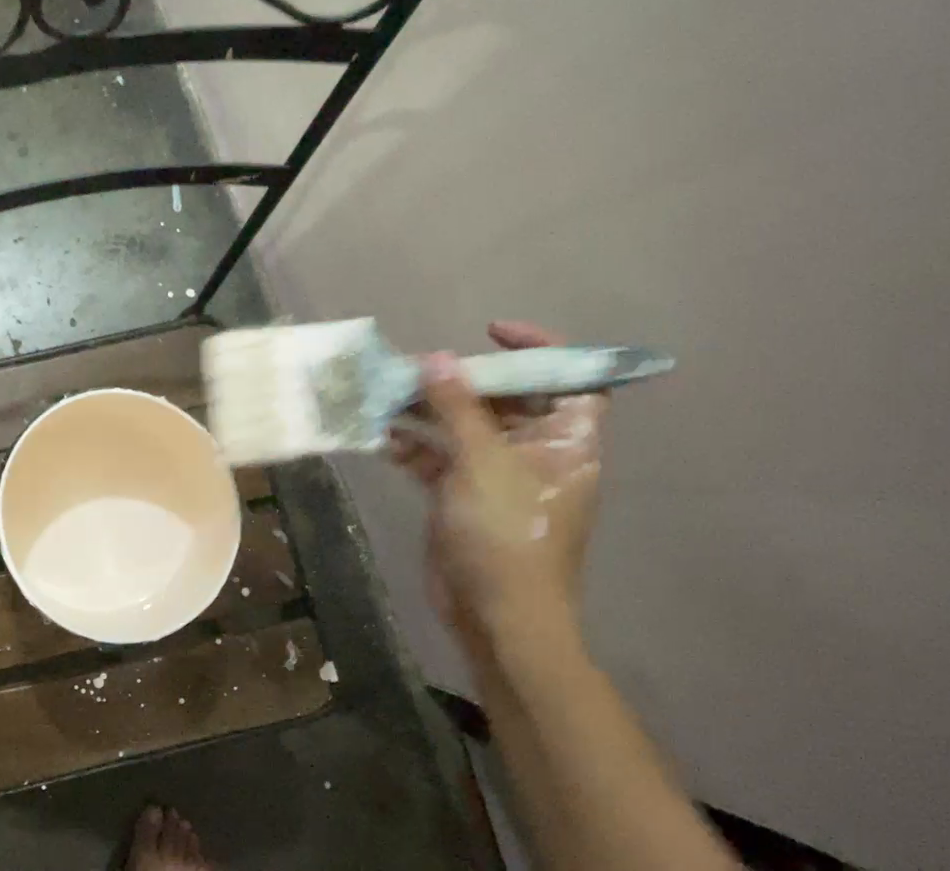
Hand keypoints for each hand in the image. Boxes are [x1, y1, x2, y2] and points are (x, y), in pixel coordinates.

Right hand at [388, 321, 605, 638]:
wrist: (497, 616)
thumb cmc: (509, 534)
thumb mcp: (484, 463)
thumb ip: (458, 407)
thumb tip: (436, 357)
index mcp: (565, 441)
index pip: (572, 381)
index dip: (542, 350)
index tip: (492, 333)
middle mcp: (534, 452)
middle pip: (502, 400)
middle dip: (458, 381)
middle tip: (413, 366)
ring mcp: (495, 475)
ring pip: (461, 427)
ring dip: (423, 411)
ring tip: (382, 395)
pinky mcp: (461, 496)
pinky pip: (435, 458)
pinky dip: (409, 446)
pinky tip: (377, 437)